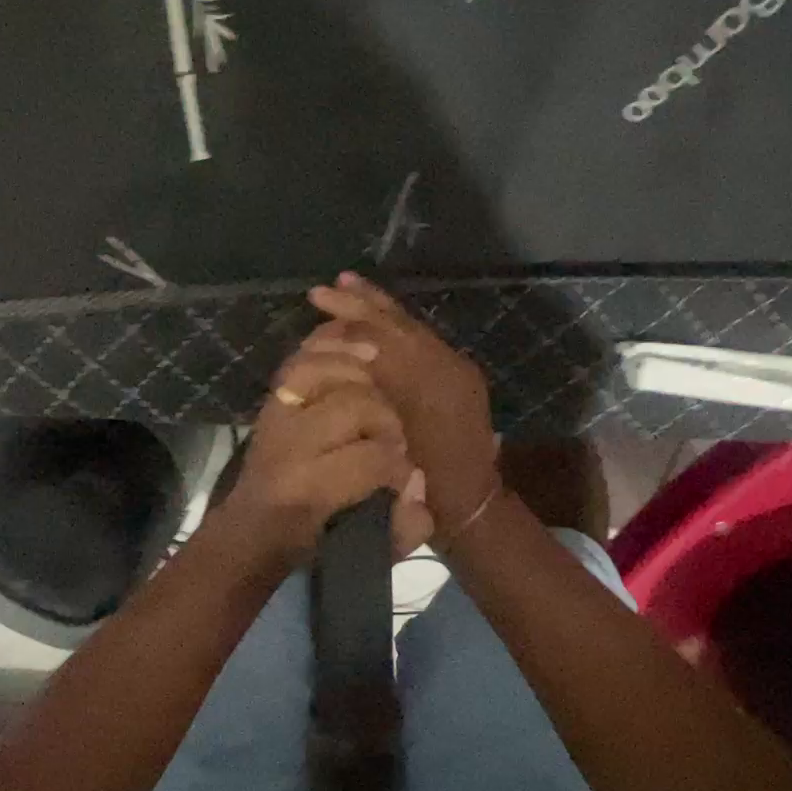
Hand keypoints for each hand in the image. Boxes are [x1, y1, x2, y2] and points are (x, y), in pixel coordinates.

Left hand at [217, 342, 433, 566]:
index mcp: (307, 487)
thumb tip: (417, 484)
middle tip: (392, 440)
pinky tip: (361, 350)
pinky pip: (303, 357)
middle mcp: (287, 442)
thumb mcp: (362, 552)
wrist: (253, 526)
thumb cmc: (312, 541)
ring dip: (361, 376)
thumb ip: (402, 529)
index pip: (371, 457)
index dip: (399, 467)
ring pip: (324, 368)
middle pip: (354, 404)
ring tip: (380, 396)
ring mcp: (276, 413)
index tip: (405, 479)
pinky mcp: (273, 397)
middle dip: (385, 420)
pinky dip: (332, 346)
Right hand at [308, 273, 500, 531]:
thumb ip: (375, 402)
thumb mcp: (394, 450)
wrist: (472, 506)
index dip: (352, 324)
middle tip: (322, 291)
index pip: (387, 340)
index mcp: (432, 384)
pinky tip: (374, 312)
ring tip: (345, 284)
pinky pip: (419, 339)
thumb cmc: (429, 488)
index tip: (319, 308)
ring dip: (376, 306)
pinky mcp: (455, 373)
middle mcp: (447, 367)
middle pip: (398, 326)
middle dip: (360, 306)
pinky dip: (393, 322)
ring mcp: (454, 368)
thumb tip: (351, 357)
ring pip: (410, 327)